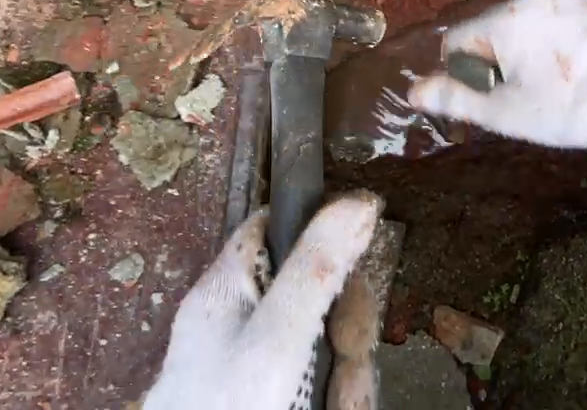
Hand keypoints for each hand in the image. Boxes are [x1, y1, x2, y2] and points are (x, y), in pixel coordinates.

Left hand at [145, 192, 382, 409]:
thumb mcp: (274, 341)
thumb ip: (316, 268)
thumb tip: (360, 198)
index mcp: (226, 292)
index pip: (277, 226)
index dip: (321, 228)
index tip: (354, 257)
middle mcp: (242, 324)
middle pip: (318, 287)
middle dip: (348, 321)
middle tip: (348, 352)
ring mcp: (260, 370)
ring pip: (330, 341)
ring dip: (349, 373)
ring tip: (339, 403)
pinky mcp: (278, 401)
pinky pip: (326, 383)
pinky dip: (341, 400)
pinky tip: (338, 409)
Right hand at [407, 0, 586, 174]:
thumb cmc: (562, 110)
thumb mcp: (503, 112)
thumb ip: (454, 97)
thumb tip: (412, 90)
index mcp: (503, 20)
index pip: (457, 41)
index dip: (463, 72)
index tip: (488, 95)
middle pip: (490, 26)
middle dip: (493, 56)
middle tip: (519, 90)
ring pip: (522, 19)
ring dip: (522, 44)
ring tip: (546, 77)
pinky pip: (553, 15)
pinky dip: (551, 34)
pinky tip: (569, 61)